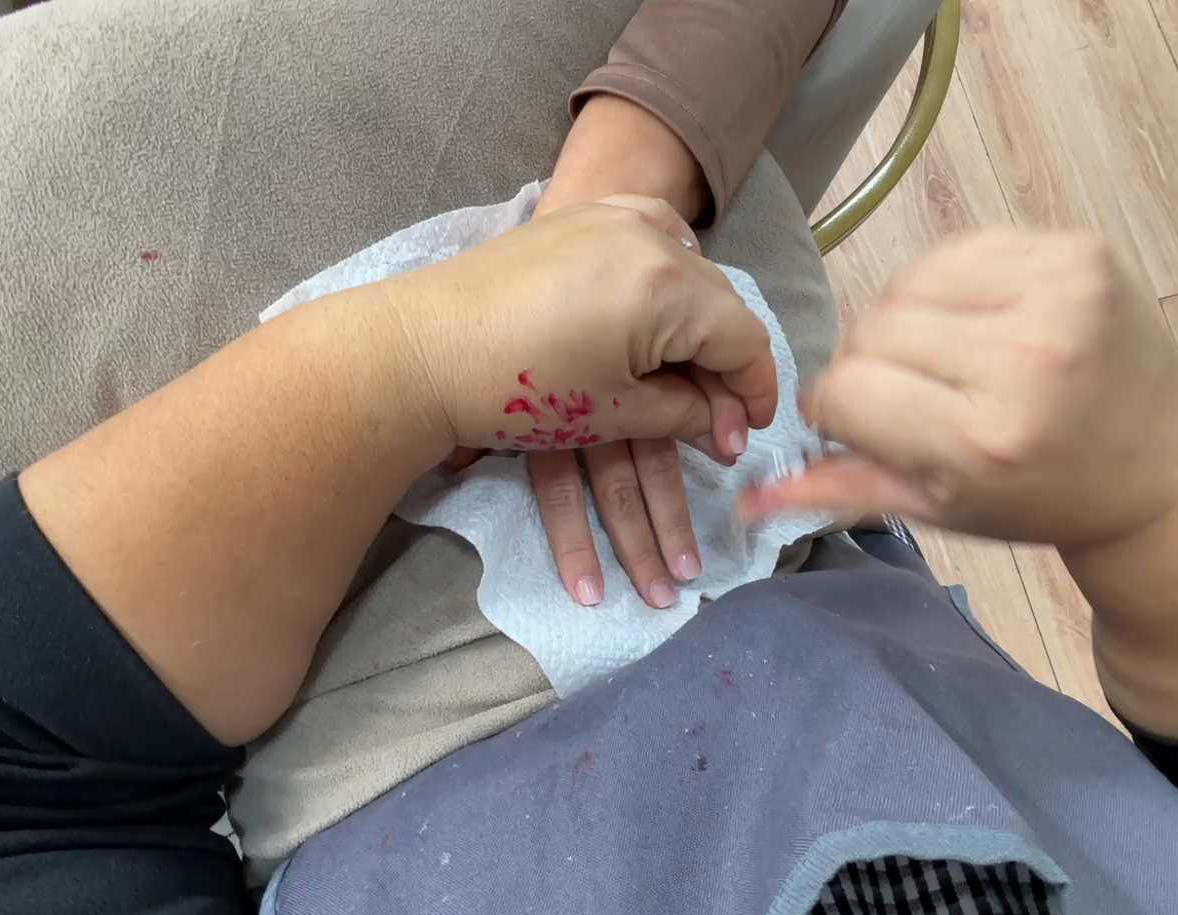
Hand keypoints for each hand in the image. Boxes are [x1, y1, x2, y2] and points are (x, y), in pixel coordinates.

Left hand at [514, 95, 729, 607]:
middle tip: (715, 421)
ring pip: (690, 275)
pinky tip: (656, 308)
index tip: (748, 433)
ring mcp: (614, 217)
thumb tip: (726, 424)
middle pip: (722, 306)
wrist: (422, 347)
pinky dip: (666, 279)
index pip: (745, 340)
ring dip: (698, 328)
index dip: (755, 392)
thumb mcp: (614, 412)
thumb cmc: (519, 391)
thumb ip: (686, 413)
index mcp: (670, 287)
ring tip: (686, 376)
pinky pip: (651, 241)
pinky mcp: (582, 219)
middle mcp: (653, 237)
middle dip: (725, 368)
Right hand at [744, 231, 1177, 546]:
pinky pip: (953, 252)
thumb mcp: (931, 508)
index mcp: (982, 437)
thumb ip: (836, 490)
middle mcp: (1023, 357)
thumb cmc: (1034, 498)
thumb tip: (746, 499)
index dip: (836, 411)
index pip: (844, 392)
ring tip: (939, 361)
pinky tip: (968, 324)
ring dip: (898, 325)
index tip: (860, 426)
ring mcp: (1057, 291)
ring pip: (900, 288)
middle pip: (868, 334)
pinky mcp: (1076, 248)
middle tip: (905, 397)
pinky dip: (940, 289)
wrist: (1160, 466)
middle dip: (866, 368)